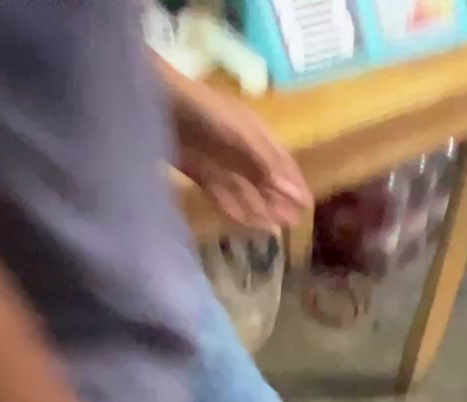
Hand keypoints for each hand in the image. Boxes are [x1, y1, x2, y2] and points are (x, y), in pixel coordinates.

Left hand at [176, 89, 310, 231]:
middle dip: (279, 202)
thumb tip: (294, 194)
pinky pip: (224, 198)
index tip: (307, 206)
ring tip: (275, 231)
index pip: (281, 162)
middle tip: (294, 225)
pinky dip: (236, 212)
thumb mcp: (243, 135)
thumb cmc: (205, 112)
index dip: (294, 184)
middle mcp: (241, 150)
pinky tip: (247, 226)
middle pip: (264, 180)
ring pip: (246, 192)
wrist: (158, 105)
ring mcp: (221, 164)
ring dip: (261, 211)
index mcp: (256, 133)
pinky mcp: (201, 176)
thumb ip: (267, 165)